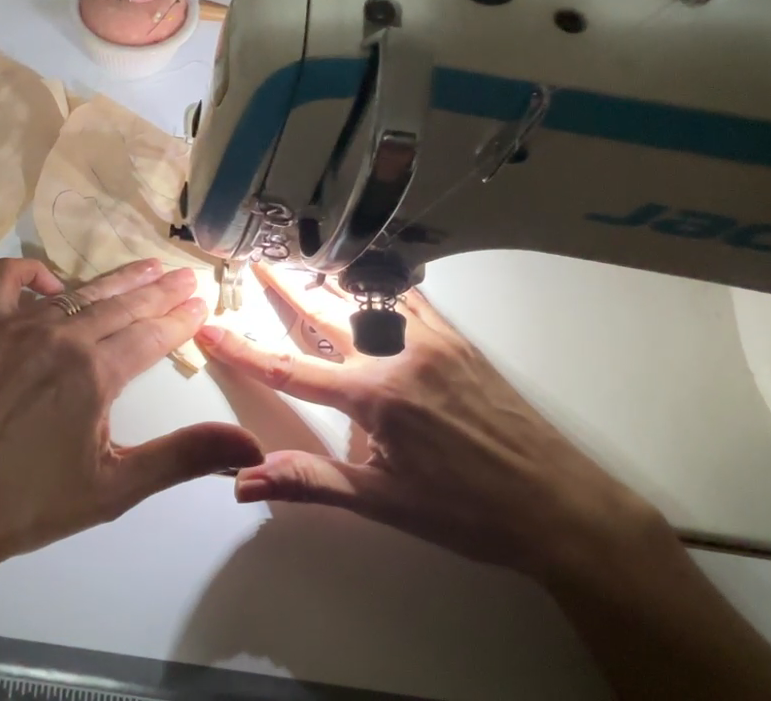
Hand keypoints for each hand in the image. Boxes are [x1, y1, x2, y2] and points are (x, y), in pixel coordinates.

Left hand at [0, 258, 262, 628]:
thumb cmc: (34, 503)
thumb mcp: (117, 487)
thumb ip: (184, 456)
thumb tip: (251, 447)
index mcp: (96, 373)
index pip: (153, 333)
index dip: (181, 319)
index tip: (202, 304)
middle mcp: (61, 337)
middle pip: (123, 303)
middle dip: (159, 290)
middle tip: (185, 277)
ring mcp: (16, 327)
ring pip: (78, 291)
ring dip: (116, 279)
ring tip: (146, 268)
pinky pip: (8, 280)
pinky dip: (34, 273)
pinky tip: (54, 286)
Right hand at [196, 265, 666, 583]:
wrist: (561, 504)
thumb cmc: (469, 513)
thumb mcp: (385, 504)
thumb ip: (311, 483)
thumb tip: (244, 481)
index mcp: (376, 396)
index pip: (290, 369)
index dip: (242, 349)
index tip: (210, 328)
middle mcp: (400, 354)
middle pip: (326, 312)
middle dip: (285, 287)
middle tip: (256, 260)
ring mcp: (433, 340)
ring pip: (368, 296)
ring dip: (330, 278)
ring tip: (302, 257)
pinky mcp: (460, 341)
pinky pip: (410, 299)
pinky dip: (380, 284)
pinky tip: (371, 279)